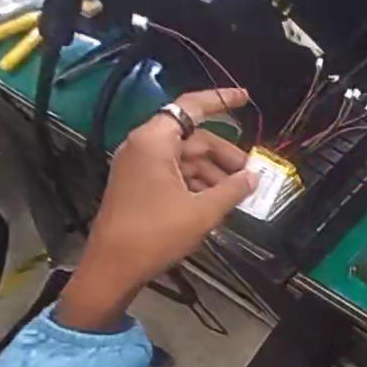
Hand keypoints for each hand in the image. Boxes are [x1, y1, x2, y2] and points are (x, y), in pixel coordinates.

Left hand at [56, 88, 254, 331]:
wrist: (112, 267)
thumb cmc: (156, 234)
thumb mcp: (202, 212)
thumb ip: (232, 189)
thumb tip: (254, 177)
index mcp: (154, 141)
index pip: (191, 107)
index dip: (221, 100)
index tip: (245, 98)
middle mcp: (143, 146)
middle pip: (192, 139)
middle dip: (224, 155)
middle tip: (252, 174)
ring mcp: (138, 166)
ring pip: (184, 159)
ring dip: (212, 173)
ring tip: (239, 193)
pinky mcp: (137, 185)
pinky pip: (173, 174)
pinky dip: (196, 183)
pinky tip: (216, 201)